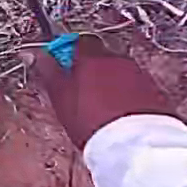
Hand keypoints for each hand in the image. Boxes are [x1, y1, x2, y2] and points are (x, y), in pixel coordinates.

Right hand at [31, 35, 173, 147]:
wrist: (134, 145)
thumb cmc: (92, 121)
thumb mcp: (60, 97)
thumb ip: (47, 71)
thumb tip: (32, 53)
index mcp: (92, 57)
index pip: (77, 41)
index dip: (66, 53)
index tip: (59, 67)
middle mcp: (118, 60)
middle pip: (99, 57)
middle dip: (87, 69)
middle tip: (75, 92)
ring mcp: (139, 75)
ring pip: (117, 72)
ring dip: (107, 83)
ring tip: (96, 108)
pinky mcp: (154, 93)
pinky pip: (133, 88)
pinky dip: (123, 96)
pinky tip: (115, 114)